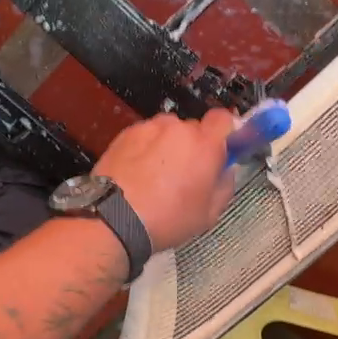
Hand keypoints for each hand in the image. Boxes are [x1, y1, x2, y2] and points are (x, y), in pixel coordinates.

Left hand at [93, 110, 237, 250]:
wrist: (112, 219)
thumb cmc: (168, 219)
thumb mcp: (209, 214)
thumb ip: (224, 185)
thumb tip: (225, 169)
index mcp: (204, 144)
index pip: (223, 119)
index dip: (223, 133)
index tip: (219, 151)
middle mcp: (178, 128)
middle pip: (193, 128)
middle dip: (193, 145)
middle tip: (184, 173)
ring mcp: (149, 128)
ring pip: (167, 131)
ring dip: (168, 145)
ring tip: (156, 174)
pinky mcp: (126, 133)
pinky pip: (145, 136)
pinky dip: (145, 148)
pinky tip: (137, 172)